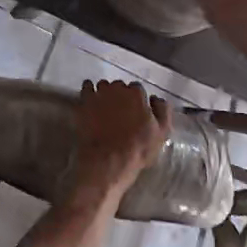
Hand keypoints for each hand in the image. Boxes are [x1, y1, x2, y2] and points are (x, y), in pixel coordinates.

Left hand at [66, 81, 170, 210]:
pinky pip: (87, 87)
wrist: (107, 160)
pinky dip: (89, 90)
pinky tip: (91, 98)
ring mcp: (99, 94)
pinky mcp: (84, 102)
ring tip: (106, 107)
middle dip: (121, 96)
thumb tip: (156, 98)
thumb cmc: (137, 148)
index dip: (137, 100)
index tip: (136, 110)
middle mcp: (117, 88)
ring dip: (106, 93)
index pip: (138, 89)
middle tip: (121, 111)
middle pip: (120, 86)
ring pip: (104, 86)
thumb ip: (162, 111)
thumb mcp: (161, 133)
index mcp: (136, 94)